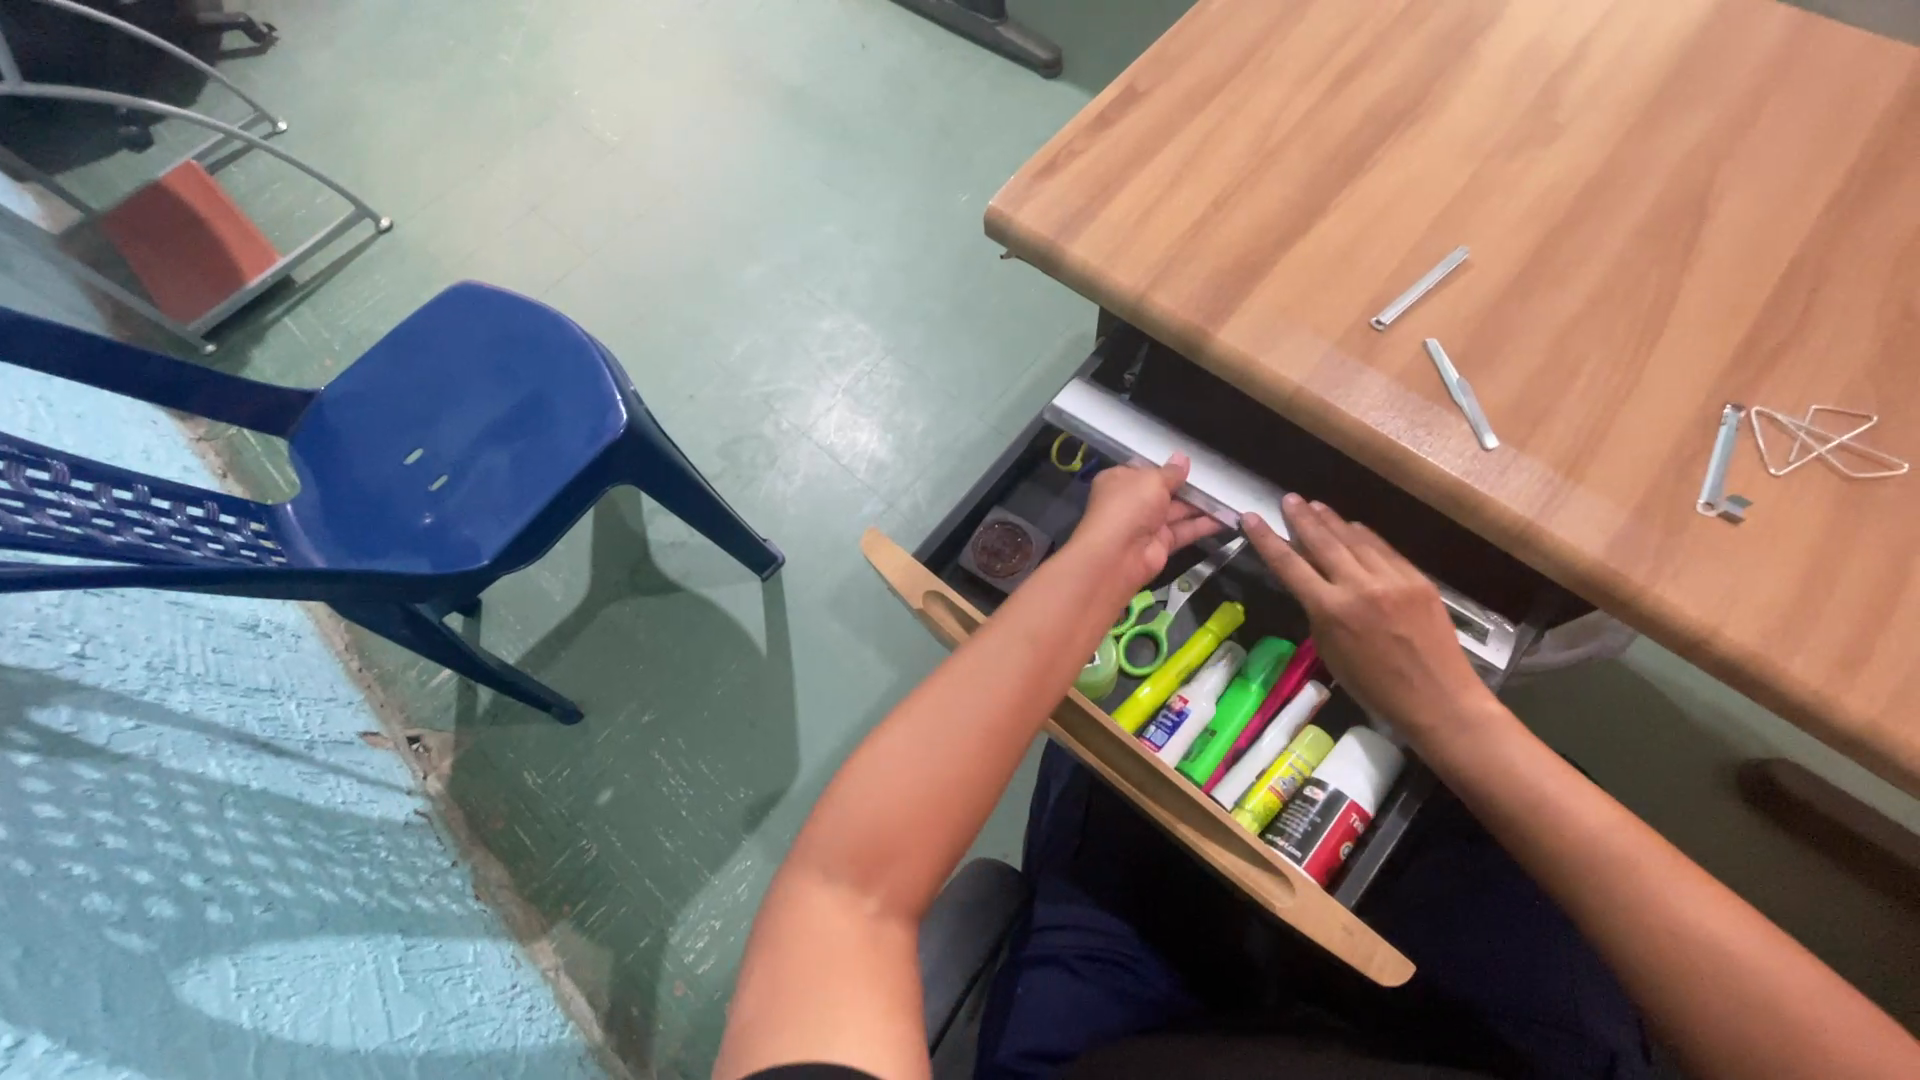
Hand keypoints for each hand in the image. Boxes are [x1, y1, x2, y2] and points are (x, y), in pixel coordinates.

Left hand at [1071, 454, 1222, 593]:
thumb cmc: (1129, 506)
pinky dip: (1203, 525)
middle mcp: (1132, 502)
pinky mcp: (1161, 544)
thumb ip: (1170, 472)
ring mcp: (1146, 524)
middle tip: (1217, 479)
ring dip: (1201, 506)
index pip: (1144, 470)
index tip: (1190, 463)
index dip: (1165, 467)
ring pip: (1177, 511)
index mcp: (1120, 481)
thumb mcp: (1151, 480)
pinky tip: (1226, 518)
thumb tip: (1182, 459)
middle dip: (1188, 487)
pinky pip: (1185, 531)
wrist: (1117, 554)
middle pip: (1164, 491)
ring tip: (1228, 497)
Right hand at [1243, 495, 1493, 738]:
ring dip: (1332, 521)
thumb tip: (1313, 585)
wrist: (1438, 697)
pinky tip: (1354, 527)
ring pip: (1355, 539)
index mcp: (1330, 610)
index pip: (1289, 564)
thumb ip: (1319, 612)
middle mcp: (1359, 587)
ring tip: (1315, 505)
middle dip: (1302, 518)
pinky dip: (1364, 536)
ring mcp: (1392, 580)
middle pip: (1323, 542)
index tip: (1251, 518)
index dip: (1266, 539)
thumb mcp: (1330, 651)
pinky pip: (1384, 549)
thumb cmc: (1374, 687)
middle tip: (1289, 499)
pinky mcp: (1418, 579)